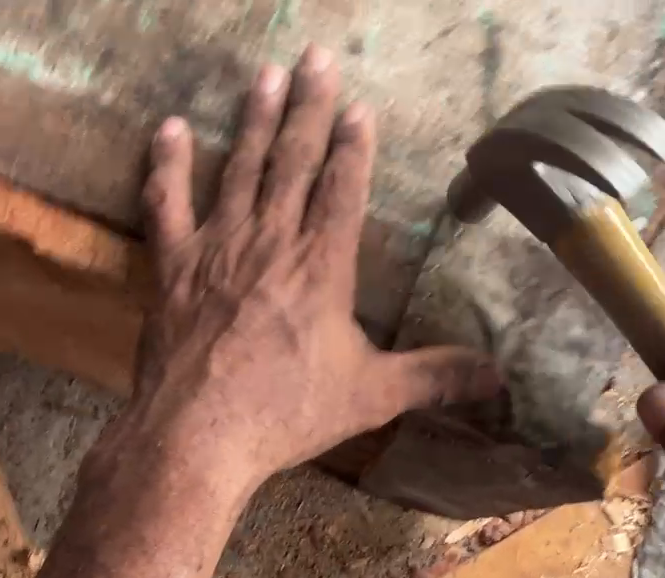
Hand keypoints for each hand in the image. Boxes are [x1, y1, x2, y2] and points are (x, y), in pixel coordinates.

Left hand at [108, 46, 499, 494]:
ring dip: (253, 120)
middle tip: (315, 57)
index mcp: (322, 266)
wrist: (201, 434)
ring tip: (264, 75)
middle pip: (293, 161)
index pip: (342, 190)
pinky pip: (166, 204)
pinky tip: (169, 130)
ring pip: (238, 169)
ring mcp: (217, 248)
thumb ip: (434, 378)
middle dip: (308, 108)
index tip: (358, 107)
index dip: (353, 147)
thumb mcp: (373, 396)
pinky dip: (167, 166)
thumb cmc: (290, 412)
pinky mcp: (172, 268)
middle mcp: (271, 241)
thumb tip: (498, 377)